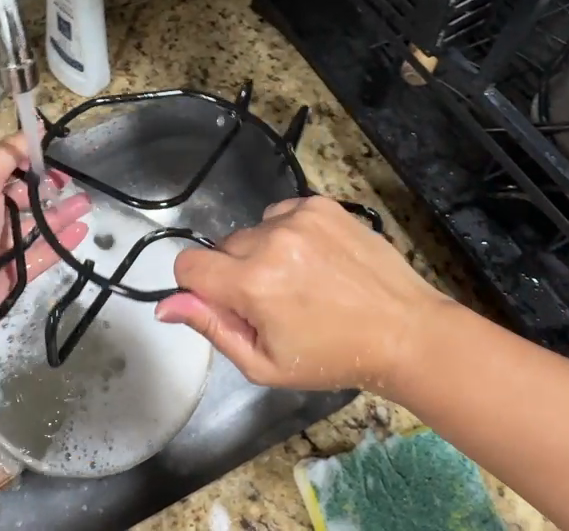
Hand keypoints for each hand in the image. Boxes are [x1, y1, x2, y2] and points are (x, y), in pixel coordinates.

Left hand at [0, 133, 90, 370]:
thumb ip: (5, 154)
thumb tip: (32, 129)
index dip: (24, 160)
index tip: (50, 153)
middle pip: (17, 198)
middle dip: (44, 187)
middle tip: (70, 180)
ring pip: (33, 226)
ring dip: (60, 213)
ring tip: (88, 203)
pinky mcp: (10, 276)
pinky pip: (40, 253)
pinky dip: (61, 241)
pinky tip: (82, 230)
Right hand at [155, 196, 455, 394]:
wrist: (404, 331)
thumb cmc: (332, 357)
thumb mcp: (265, 364)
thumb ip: (211, 328)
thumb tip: (164, 306)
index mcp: (252, 284)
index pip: (188, 265)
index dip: (198, 288)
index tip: (226, 305)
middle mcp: (270, 240)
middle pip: (222, 248)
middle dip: (235, 274)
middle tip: (273, 303)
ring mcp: (298, 217)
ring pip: (252, 231)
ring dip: (262, 253)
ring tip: (300, 281)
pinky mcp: (321, 205)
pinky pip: (280, 213)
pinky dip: (288, 233)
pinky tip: (314, 260)